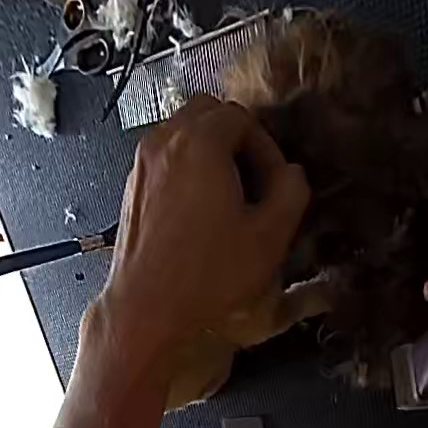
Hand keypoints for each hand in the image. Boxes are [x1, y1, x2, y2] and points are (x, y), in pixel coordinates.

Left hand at [85, 95, 309, 381]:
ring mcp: (143, 166)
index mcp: (201, 143)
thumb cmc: (211, 278)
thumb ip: (292, 194)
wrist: (150, 311)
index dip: (268, 150)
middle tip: (258, 187)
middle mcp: (165, 143)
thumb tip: (293, 175)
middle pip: (209, 115)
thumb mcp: (270, 239)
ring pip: (185, 138)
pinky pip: (168, 165)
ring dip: (215, 160)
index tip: (278, 187)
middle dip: (239, 144)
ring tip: (234, 207)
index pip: (243, 118)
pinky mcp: (133, 192)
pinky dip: (191, 177)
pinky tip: (206, 221)